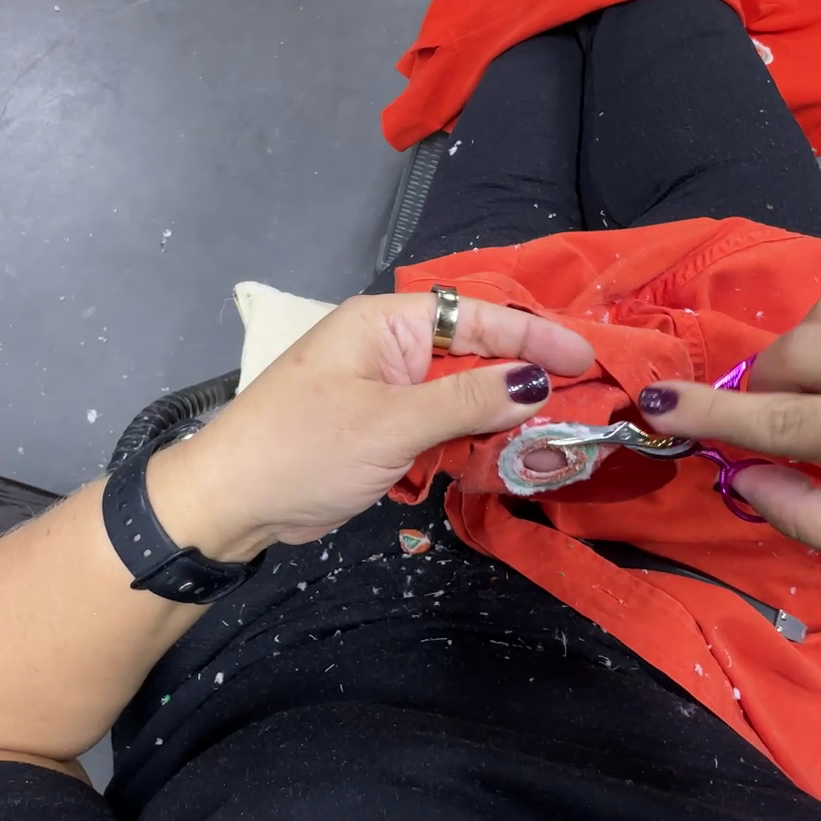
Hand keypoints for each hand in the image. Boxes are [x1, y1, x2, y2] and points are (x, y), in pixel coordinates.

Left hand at [149, 292, 595, 559]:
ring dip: (500, 422)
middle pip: (475, 357)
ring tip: (550, 443)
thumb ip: (467, 401)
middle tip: (579, 409)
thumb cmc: (303, 448)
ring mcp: (389, 392)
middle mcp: (391, 350)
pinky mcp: (386, 430)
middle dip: (523, 384)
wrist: (233, 503)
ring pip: (463, 398)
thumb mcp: (390, 423)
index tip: (586, 359)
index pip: (476, 317)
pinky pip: (442, 428)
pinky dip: (471, 445)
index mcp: (386, 324)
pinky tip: (504, 461)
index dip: (534, 336)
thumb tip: (536, 382)